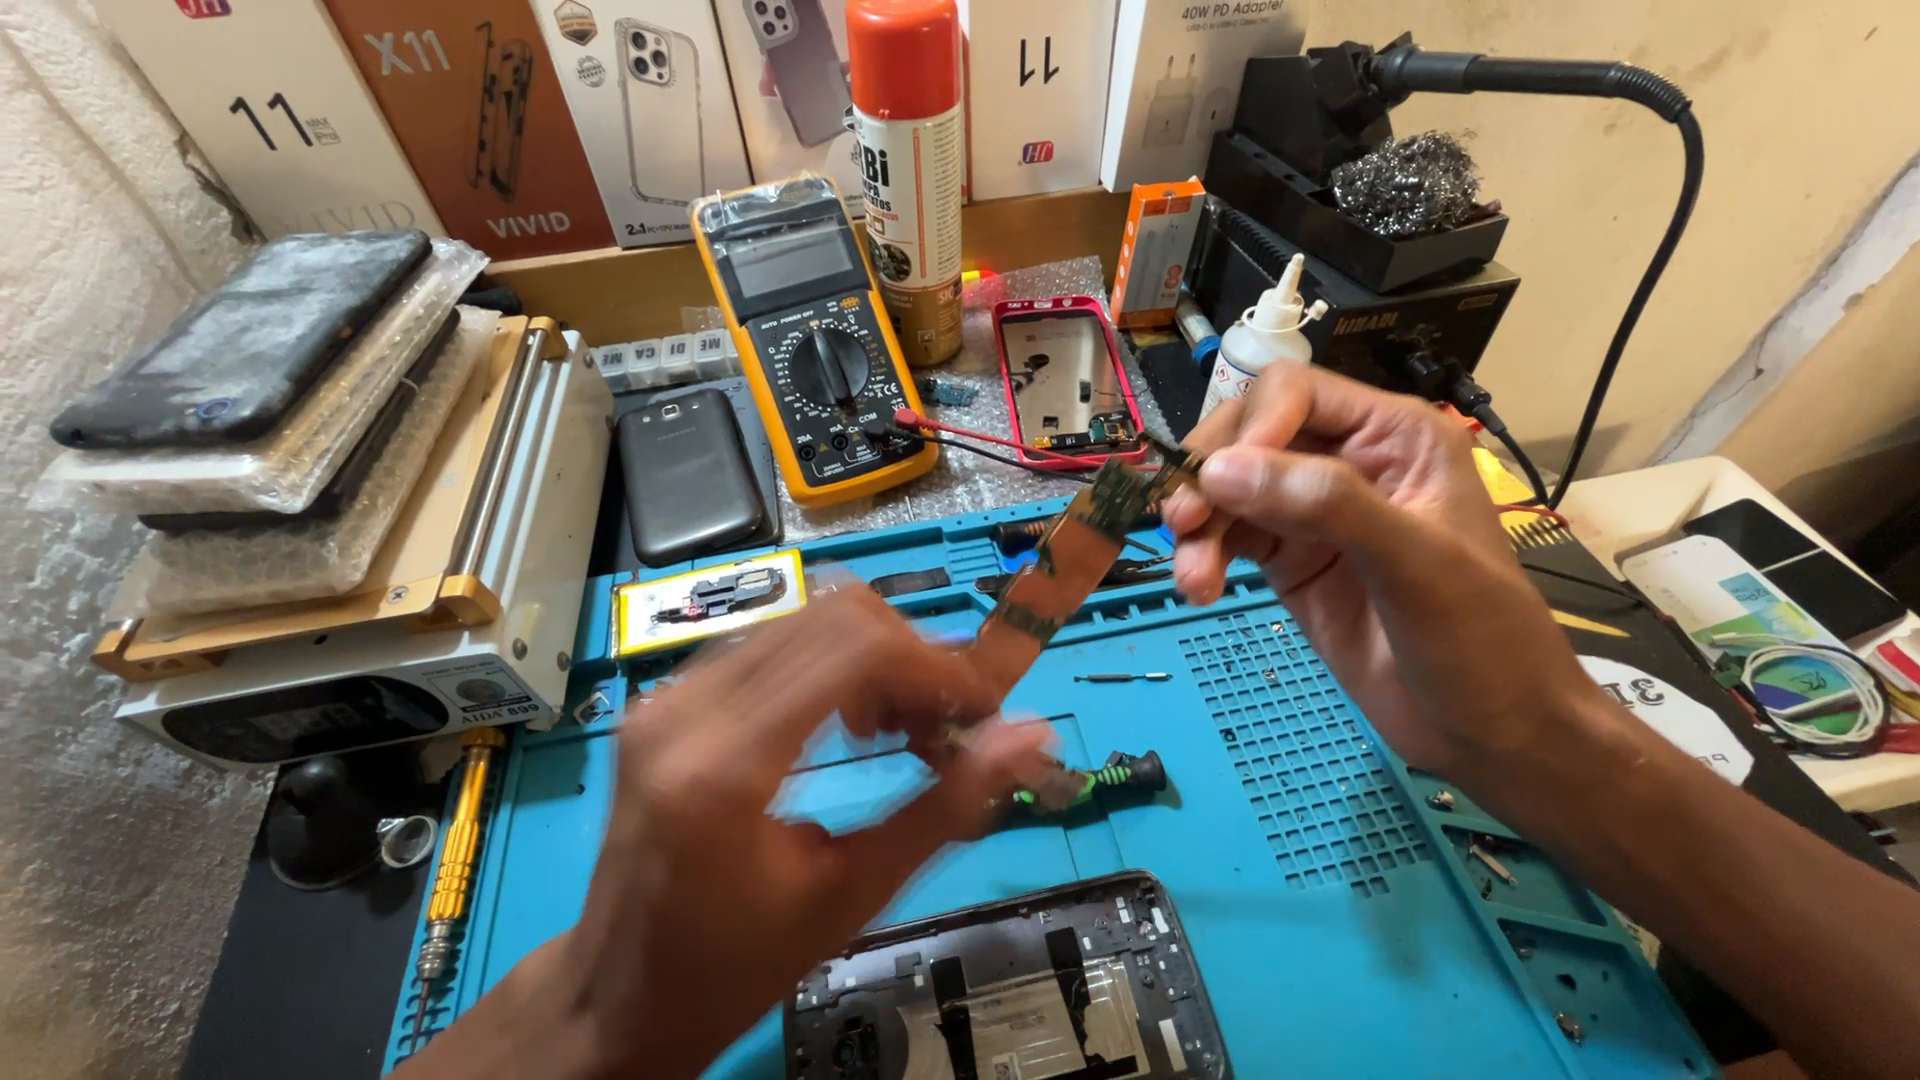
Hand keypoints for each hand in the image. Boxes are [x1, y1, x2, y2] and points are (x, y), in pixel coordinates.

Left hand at [399, 589, 1052, 1079]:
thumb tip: (1028, 735)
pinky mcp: (668, 697)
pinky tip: (850, 722)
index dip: (936, 664)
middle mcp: (688, 706)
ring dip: (874, 657)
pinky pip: (773, 644)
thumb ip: (944, 807)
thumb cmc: (735, 966)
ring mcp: (669, 695)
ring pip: (805, 618)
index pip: (854, 650)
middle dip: (910, 656)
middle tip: (942, 724)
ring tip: (901, 728)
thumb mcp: (853, 894)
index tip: (982, 708)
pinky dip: (832, 665)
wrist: (616, 995)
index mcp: (726, 764)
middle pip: (833, 615)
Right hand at [1164, 364, 1595, 778]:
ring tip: (1193, 580)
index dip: (1250, 428)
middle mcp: (1345, 461)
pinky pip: (1227, 536)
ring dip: (1198, 527)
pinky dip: (1203, 555)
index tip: (1219, 483)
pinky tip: (1200, 589)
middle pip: (1246, 435)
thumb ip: (1325, 505)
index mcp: (1392, 436)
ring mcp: (1310, 512)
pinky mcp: (1286, 557)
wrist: (1489, 732)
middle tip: (1184, 525)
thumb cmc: (1480, 641)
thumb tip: (1217, 471)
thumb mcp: (1416, 563)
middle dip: (1208, 475)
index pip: (1294, 393)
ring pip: (1226, 489)